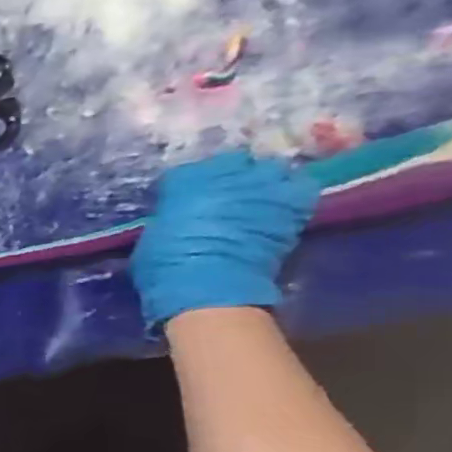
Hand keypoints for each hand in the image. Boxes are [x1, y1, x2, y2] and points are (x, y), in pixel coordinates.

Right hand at [130, 149, 319, 329]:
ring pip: (273, 172)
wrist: (209, 288)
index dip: (186, 182)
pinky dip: (287, 197)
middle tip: (221, 192)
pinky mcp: (293, 210)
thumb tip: (177, 214)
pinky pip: (297, 192)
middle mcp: (230, 176)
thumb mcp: (154, 234)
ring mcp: (266, 190)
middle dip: (230, 175)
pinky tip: (275, 210)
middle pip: (237, 163)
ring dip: (263, 182)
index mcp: (188, 180)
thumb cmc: (166, 263)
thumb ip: (170, 216)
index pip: (189, 170)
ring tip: (253, 197)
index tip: (180, 196)